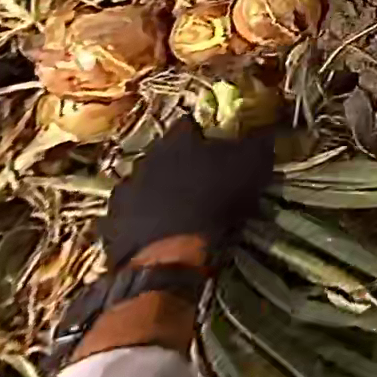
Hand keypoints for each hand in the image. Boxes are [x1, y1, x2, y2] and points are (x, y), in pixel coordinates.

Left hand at [99, 116, 274, 266]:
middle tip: (201, 171)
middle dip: (180, 159)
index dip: (204, 129)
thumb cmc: (219, 197)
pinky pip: (130, 214)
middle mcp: (144, 161)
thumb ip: (259, 139)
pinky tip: (162, 224)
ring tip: (181, 201)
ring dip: (158, 188)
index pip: (190, 123)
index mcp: (177, 141)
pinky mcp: (110, 227)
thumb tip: (266, 126)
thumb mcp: (255, 162)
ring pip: (144, 183)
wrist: (174, 254)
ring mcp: (123, 195)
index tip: (217, 138)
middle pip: (164, 153)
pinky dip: (144, 216)